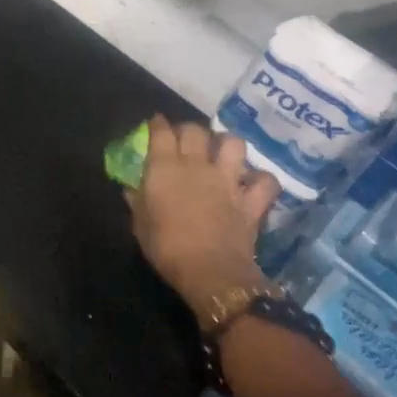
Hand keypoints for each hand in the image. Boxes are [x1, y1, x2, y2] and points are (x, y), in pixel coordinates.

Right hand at [130, 116, 280, 304]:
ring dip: (226, 143)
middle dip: (188, 129)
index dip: (158, 124)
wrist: (210, 273)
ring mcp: (227, 180)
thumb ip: (137, 201)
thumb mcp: (140, 225)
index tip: (155, 123)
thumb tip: (131, 188)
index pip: (160, 131)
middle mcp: (196, 165)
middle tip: (184, 139)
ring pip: (233, 143)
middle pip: (195, 130)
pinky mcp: (251, 200)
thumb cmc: (166, 248)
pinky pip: (265, 181)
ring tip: (221, 151)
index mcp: (164, 167)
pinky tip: (253, 182)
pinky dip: (261, 179)